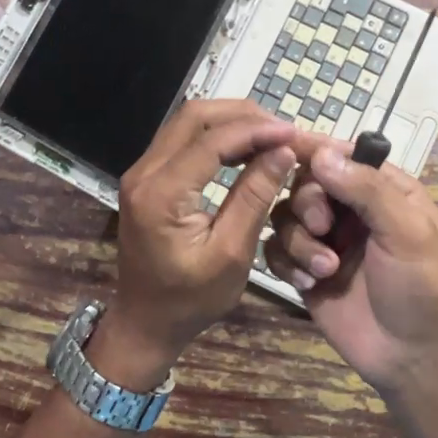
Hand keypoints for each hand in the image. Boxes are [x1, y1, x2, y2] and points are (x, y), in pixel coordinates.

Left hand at [98, 100, 298, 388]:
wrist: (145, 322)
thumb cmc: (190, 300)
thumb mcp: (231, 254)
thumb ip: (254, 197)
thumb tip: (283, 151)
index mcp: (161, 194)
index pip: (212, 141)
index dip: (256, 131)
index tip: (295, 133)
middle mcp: (144, 172)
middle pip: (195, 117)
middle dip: (243, 116)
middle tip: (285, 130)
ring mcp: (141, 172)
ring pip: (187, 122)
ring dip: (230, 122)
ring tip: (271, 135)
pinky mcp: (147, 178)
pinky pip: (182, 140)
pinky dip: (216, 136)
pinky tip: (246, 147)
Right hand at [264, 140, 437, 392]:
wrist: (413, 358)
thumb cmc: (422, 289)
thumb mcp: (406, 232)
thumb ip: (367, 189)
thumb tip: (321, 152)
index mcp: (384, 191)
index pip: (340, 155)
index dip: (310, 148)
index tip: (279, 147)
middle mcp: (351, 211)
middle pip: (304, 184)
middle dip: (307, 204)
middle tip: (323, 229)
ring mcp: (326, 242)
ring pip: (284, 217)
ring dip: (299, 242)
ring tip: (325, 271)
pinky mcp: (306, 272)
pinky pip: (277, 252)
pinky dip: (287, 264)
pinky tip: (308, 285)